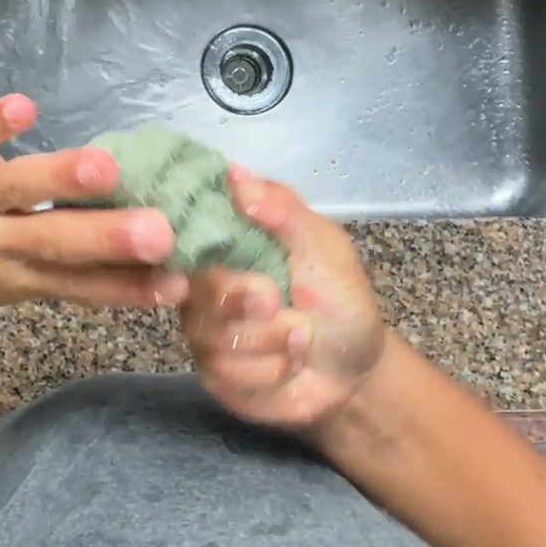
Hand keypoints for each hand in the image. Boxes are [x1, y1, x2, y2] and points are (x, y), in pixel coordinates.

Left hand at [0, 94, 187, 314]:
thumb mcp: (15, 285)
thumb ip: (72, 270)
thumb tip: (149, 263)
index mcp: (19, 276)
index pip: (79, 285)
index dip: (128, 286)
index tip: (178, 282)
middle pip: (53, 241)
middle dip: (107, 238)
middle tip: (160, 233)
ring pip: (13, 186)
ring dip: (58, 177)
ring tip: (105, 169)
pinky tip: (26, 106)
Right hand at [179, 167, 387, 431]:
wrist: (355, 372)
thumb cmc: (339, 300)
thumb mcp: (324, 247)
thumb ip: (283, 209)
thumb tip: (236, 173)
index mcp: (229, 244)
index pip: (189, 230)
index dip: (201, 242)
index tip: (231, 252)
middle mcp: (206, 283)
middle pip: (201, 289)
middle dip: (248, 301)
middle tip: (278, 301)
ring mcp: (206, 329)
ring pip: (214, 335)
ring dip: (272, 341)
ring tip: (302, 338)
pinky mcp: (212, 372)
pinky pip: (225, 371)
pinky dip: (271, 371)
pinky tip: (289, 366)